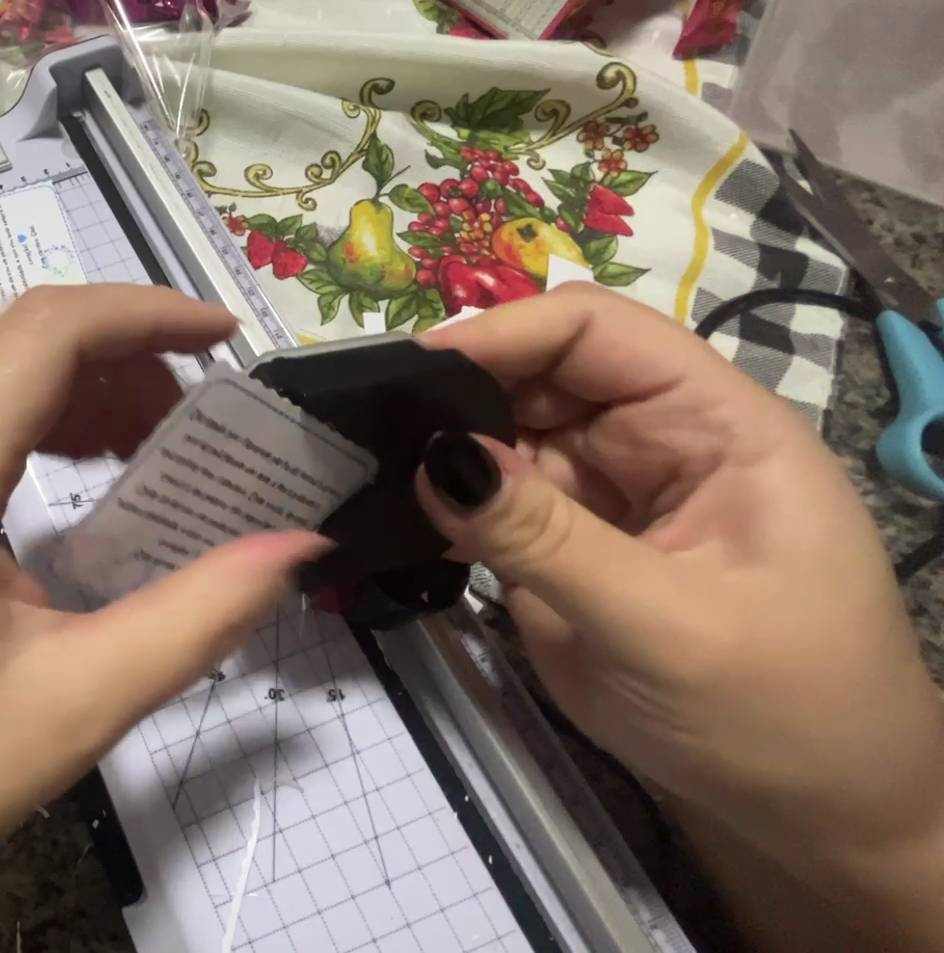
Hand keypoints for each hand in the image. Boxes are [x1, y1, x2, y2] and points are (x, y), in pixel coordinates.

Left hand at [0, 285, 327, 952]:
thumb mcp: (78, 702)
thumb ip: (198, 615)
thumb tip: (297, 544)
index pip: (43, 333)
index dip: (142, 314)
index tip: (223, 337)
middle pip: (16, 332)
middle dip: (119, 343)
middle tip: (196, 407)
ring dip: (77, 375)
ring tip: (149, 438)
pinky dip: (34, 407)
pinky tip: (81, 462)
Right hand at [415, 283, 943, 948]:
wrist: (792, 815)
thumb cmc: (777, 713)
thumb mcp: (665, 623)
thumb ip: (545, 538)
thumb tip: (432, 458)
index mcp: (710, 427)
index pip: (596, 332)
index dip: (505, 333)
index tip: (411, 369)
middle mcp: (642, 441)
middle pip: (528, 375)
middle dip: (449, 389)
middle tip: (362, 422)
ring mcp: (587, 493)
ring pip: (488, 434)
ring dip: (428, 445)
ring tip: (356, 461)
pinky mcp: (545, 539)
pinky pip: (474, 496)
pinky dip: (428, 497)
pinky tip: (385, 507)